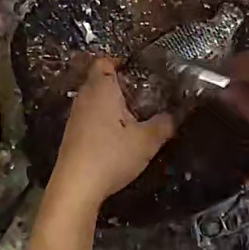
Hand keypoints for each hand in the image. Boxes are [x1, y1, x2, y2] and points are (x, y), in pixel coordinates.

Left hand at [49, 58, 176, 205]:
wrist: (76, 188)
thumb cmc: (111, 155)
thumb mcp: (147, 141)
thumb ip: (164, 124)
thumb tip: (176, 114)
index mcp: (101, 90)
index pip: (105, 61)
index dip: (121, 61)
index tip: (140, 70)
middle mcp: (85, 98)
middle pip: (101, 81)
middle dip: (122, 86)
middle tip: (146, 95)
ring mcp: (75, 118)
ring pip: (96, 101)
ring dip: (114, 106)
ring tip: (137, 117)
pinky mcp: (72, 136)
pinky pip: (91, 118)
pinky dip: (105, 122)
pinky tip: (120, 138)